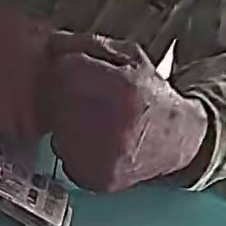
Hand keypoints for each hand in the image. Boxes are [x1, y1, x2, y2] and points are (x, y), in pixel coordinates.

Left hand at [41, 32, 210, 191]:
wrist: (176, 139)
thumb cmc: (148, 95)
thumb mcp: (128, 57)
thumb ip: (87, 45)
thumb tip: (50, 44)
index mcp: (123, 88)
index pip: (66, 72)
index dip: (62, 71)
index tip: (69, 75)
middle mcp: (116, 126)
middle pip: (57, 105)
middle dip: (61, 99)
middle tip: (81, 101)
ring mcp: (108, 159)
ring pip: (57, 135)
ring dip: (65, 128)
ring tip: (90, 124)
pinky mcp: (101, 181)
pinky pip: (66, 162)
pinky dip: (72, 153)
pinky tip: (93, 145)